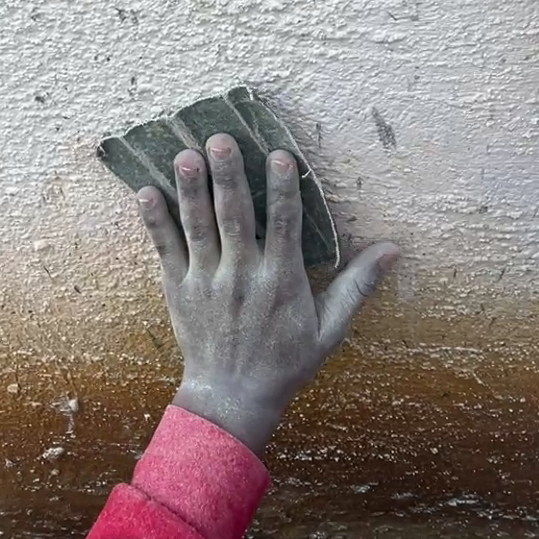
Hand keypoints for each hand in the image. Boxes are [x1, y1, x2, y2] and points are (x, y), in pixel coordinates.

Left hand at [135, 134, 399, 452]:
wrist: (232, 399)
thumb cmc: (285, 361)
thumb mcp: (330, 329)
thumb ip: (358, 286)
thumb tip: (393, 249)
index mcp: (280, 280)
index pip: (284, 225)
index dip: (283, 189)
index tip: (281, 154)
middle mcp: (241, 274)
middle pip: (234, 217)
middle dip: (228, 176)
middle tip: (220, 139)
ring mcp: (206, 280)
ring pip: (198, 227)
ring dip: (191, 190)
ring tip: (184, 155)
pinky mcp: (178, 287)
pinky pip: (165, 248)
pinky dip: (155, 221)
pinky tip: (145, 191)